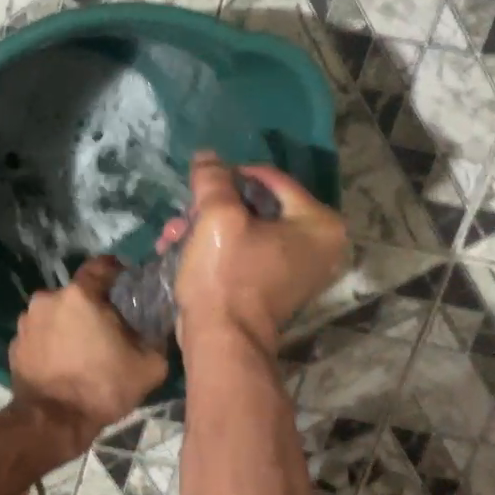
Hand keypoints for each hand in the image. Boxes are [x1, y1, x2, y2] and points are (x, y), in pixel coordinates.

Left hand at [8, 256, 168, 447]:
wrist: (52, 420)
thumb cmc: (102, 387)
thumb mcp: (149, 365)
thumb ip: (156, 336)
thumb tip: (156, 324)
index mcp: (79, 295)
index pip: (100, 266)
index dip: (116, 271)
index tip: (127, 282)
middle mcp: (47, 298)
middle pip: (76, 294)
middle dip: (92, 306)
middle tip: (109, 328)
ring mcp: (26, 320)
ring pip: (56, 313)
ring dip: (69, 324)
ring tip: (85, 349)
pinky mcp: (14, 342)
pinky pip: (40, 333)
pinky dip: (52, 341)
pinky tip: (64, 362)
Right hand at [158, 152, 348, 354]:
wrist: (222, 339)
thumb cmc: (226, 275)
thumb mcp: (216, 217)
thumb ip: (213, 179)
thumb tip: (207, 155)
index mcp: (320, 223)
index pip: (271, 179)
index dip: (230, 176)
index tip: (198, 184)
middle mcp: (321, 244)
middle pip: (257, 205)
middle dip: (211, 208)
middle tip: (182, 217)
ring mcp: (299, 267)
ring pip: (246, 227)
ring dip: (205, 227)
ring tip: (173, 236)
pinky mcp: (275, 284)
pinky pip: (246, 249)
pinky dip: (216, 247)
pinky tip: (181, 250)